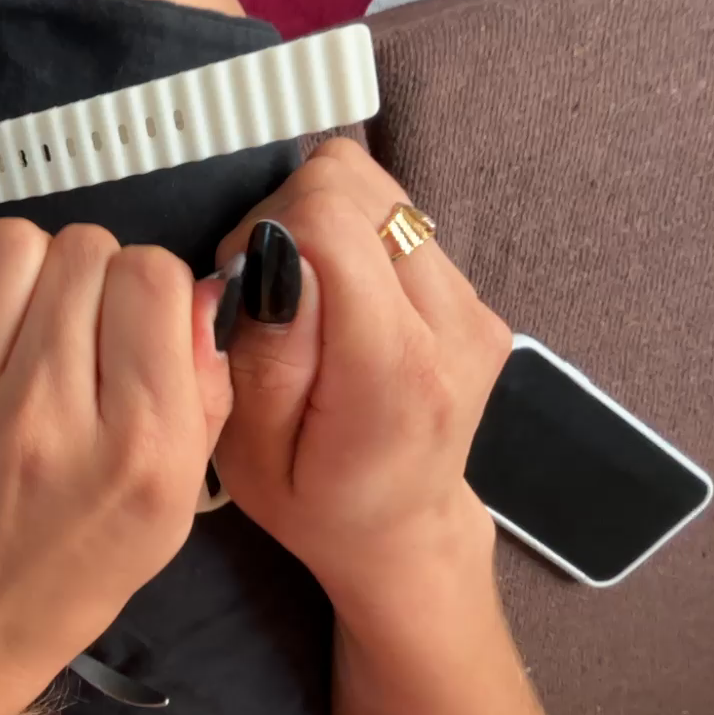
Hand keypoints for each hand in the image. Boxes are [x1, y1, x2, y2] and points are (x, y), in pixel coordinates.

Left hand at [0, 219, 233, 682]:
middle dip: (104, 269)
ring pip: (14, 243)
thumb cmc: (102, 545)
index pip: (151, 278)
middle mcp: (50, 404)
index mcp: (137, 440)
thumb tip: (194, 285)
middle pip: (84, 248)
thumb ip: (205, 377)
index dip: (157, 280)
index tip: (146, 318)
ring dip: (41, 261)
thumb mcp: (188, 484)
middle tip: (97, 320)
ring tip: (47, 310)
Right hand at [211, 140, 509, 624]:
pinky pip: (391, 210)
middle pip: (353, 186)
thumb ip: (264, 355)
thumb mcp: (248, 448)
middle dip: (284, 216)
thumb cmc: (307, 498)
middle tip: (262, 284)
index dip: (263, 229)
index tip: (240, 281)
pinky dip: (343, 230)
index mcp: (394, 368)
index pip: (332, 221)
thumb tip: (274, 257)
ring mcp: (473, 302)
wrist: (400, 528)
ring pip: (374, 185)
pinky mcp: (471, 292)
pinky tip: (329, 289)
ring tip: (294, 287)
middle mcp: (453, 321)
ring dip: (315, 219)